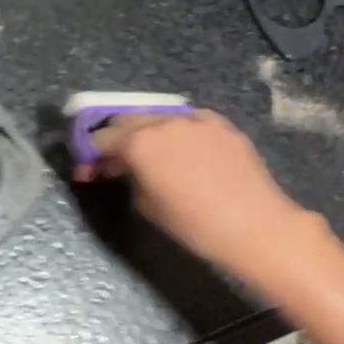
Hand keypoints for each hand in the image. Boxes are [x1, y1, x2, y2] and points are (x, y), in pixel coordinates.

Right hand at [77, 109, 323, 273]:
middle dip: (116, 138)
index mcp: (139, 143)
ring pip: (158, 117)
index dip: (90, 154)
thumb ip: (128, 177)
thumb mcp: (146, 204)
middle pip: (126, 120)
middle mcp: (164, 122)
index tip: (90, 170)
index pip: (101, 138)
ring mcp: (195, 120)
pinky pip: (188, 121)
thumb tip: (120, 167)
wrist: (254, 225)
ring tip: (151, 155)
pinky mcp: (221, 124)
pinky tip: (183, 151)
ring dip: (146, 132)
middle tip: (115, 161)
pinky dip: (177, 131)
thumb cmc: (193, 224)